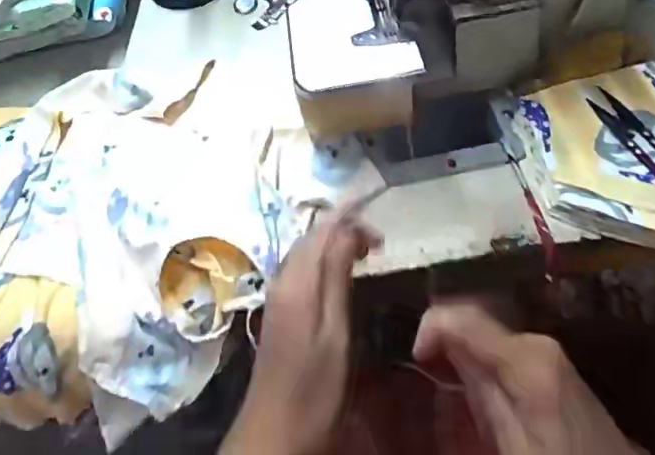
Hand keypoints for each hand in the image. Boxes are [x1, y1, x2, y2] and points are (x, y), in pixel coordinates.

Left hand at [220, 201, 379, 454]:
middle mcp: (282, 277)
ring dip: (334, 243)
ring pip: (307, 250)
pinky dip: (324, 260)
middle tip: (378, 245)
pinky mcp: (279, 309)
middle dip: (344, 228)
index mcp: (296, 279)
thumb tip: (349, 228)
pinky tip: (341, 276)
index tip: (381, 236)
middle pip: (312, 235)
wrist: (273, 435)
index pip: (323, 228)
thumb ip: (338, 276)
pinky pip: (302, 268)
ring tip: (366, 254)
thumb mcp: (336, 332)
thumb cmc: (313, 388)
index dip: (351, 220)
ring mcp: (277, 293)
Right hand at [414, 300, 642, 454]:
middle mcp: (536, 343)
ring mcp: (548, 354)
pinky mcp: (553, 369)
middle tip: (421, 374)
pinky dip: (480, 364)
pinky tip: (471, 395)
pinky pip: (503, 353)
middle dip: (444, 342)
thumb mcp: (514, 450)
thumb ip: (478, 398)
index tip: (414, 357)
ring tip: (440, 384)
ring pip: (487, 336)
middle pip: (475, 321)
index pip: (463, 316)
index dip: (431, 326)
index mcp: (524, 359)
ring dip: (460, 354)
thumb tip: (443, 354)